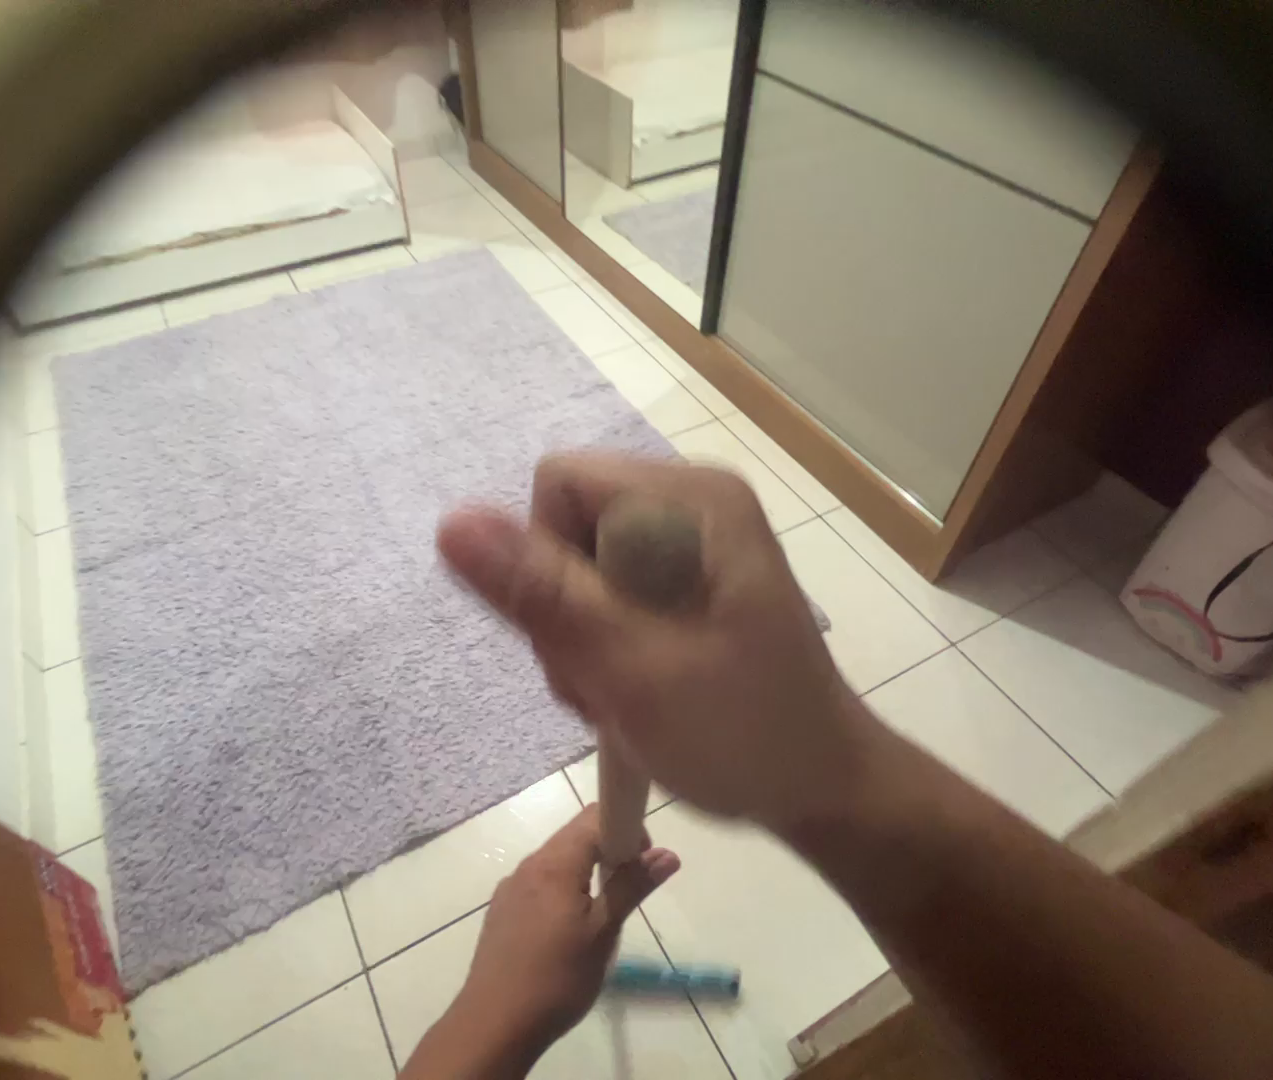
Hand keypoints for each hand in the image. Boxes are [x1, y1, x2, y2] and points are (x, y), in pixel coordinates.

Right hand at [437, 454, 880, 829]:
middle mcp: (690, 501)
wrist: (820, 785)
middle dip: (562, 609)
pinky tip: (628, 686)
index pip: (559, 486)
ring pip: (575, 563)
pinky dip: (599, 641)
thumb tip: (452, 522)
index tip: (584, 638)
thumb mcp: (632, 668)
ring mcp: (691, 539)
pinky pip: (604, 588)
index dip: (545, 562)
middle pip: (564, 524)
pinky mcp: (687, 577)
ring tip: (619, 692)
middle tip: (606, 679)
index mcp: (690, 499)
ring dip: (577, 636)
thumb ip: (543, 593)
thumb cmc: (742, 735)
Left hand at [453, 805, 679, 1052]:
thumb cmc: (557, 978)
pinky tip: (565, 931)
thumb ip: (633, 887)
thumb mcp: (603, 933)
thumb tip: (667, 853)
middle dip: (608, 850)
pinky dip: (562, 889)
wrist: (493, 1025)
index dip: (625, 828)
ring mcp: (512, 885)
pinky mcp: (502, 907)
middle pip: (575, 835)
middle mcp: (530, 863)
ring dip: (585, 870)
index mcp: (555, 863)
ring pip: (557, 859)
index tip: (640, 862)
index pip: (595, 816)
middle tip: (625, 889)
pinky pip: (539, 881)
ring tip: (599, 915)